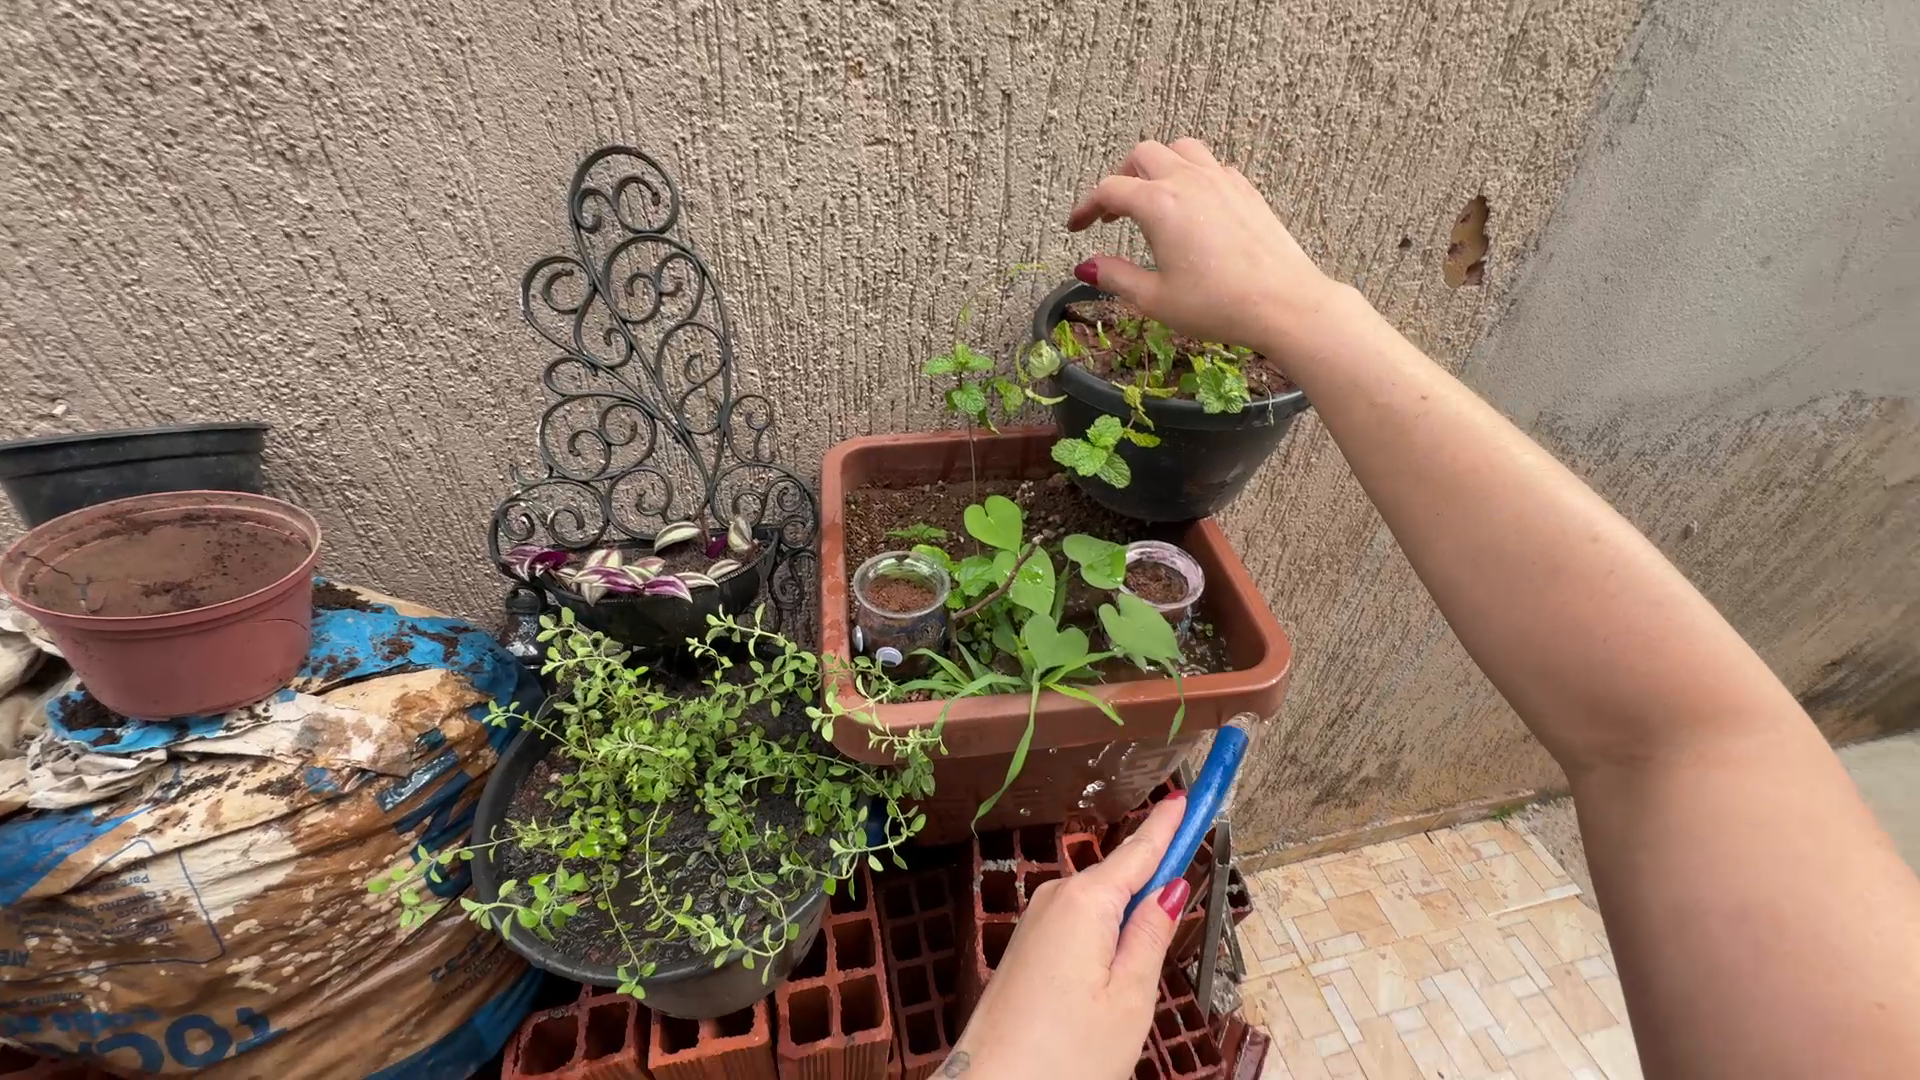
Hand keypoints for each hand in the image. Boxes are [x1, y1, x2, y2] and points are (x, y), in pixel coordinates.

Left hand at [942, 794, 1192, 1079]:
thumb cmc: (1065, 1055)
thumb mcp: (1129, 997)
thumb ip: (1150, 934)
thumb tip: (1171, 886)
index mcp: (1086, 901)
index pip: (1139, 850)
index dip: (1167, 824)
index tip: (1186, 794)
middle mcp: (1057, 895)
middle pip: (1119, 876)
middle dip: (1152, 885)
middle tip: (1180, 905)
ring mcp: (1038, 916)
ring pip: (1100, 904)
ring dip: (1127, 921)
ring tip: (1137, 979)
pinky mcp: (1029, 940)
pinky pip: (1078, 921)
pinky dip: (1103, 932)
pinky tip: (1108, 975)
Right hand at [1067, 138, 1347, 357]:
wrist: (1282, 302)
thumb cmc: (1217, 305)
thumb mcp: (1153, 299)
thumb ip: (1115, 277)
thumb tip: (1086, 266)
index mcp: (1159, 205)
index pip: (1110, 189)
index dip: (1086, 207)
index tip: (1077, 226)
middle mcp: (1189, 181)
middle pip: (1143, 155)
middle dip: (1119, 179)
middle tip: (1110, 212)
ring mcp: (1221, 180)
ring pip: (1179, 149)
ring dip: (1156, 167)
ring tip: (1148, 198)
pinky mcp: (1245, 190)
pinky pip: (1209, 165)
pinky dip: (1189, 175)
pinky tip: (1189, 206)